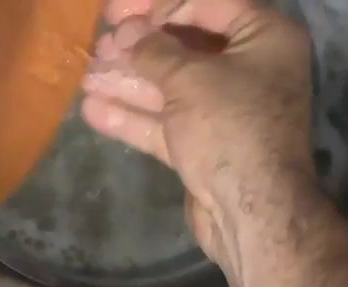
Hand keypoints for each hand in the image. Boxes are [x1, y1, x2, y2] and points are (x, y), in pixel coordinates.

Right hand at [80, 0, 315, 282]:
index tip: (117, 14)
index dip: (159, 7)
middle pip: (183, 48)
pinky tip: (94, 111)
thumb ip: (155, 53)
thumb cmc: (231, 128)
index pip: (206, 4)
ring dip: (126, 83)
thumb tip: (125, 33)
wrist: (249, 205)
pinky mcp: (200, 145)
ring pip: (167, 88)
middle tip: (97, 46)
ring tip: (86, 77)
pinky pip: (163, 122)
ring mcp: (221, 109)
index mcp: (262, 35)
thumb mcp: (191, 81)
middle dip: (137, 49)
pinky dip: (131, 116)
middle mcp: (245, 66)